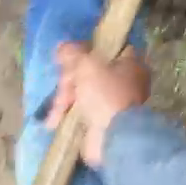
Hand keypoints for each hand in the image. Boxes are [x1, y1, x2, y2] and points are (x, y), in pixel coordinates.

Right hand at [46, 43, 150, 167]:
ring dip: (65, 100)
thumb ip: (73, 52)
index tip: (68, 59)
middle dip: (70, 80)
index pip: (105, 49)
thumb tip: (63, 46)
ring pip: (82, 92)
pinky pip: (80, 111)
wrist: (112, 138)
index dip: (84, 52)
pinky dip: (68, 114)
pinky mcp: (102, 122)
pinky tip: (55, 120)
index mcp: (130, 64)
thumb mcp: (87, 65)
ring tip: (56, 113)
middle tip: (64, 88)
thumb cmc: (105, 94)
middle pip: (89, 72)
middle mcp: (125, 82)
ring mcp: (113, 103)